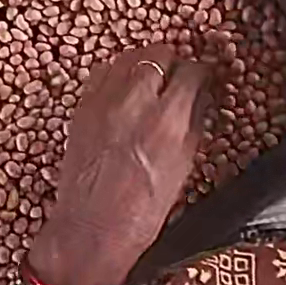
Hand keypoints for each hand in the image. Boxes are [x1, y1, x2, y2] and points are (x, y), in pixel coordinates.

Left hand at [29, 46, 210, 284]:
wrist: (93, 229)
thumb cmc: (143, 209)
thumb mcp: (184, 166)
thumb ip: (194, 123)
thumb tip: (201, 96)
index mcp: (167, 121)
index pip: (191, 72)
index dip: (201, 72)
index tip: (203, 77)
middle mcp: (134, 103)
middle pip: (159, 55)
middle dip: (173, 63)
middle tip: (177, 78)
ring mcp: (103, 102)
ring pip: (129, 57)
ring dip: (145, 65)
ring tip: (152, 82)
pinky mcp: (82, 108)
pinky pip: (103, 72)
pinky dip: (118, 75)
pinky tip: (125, 91)